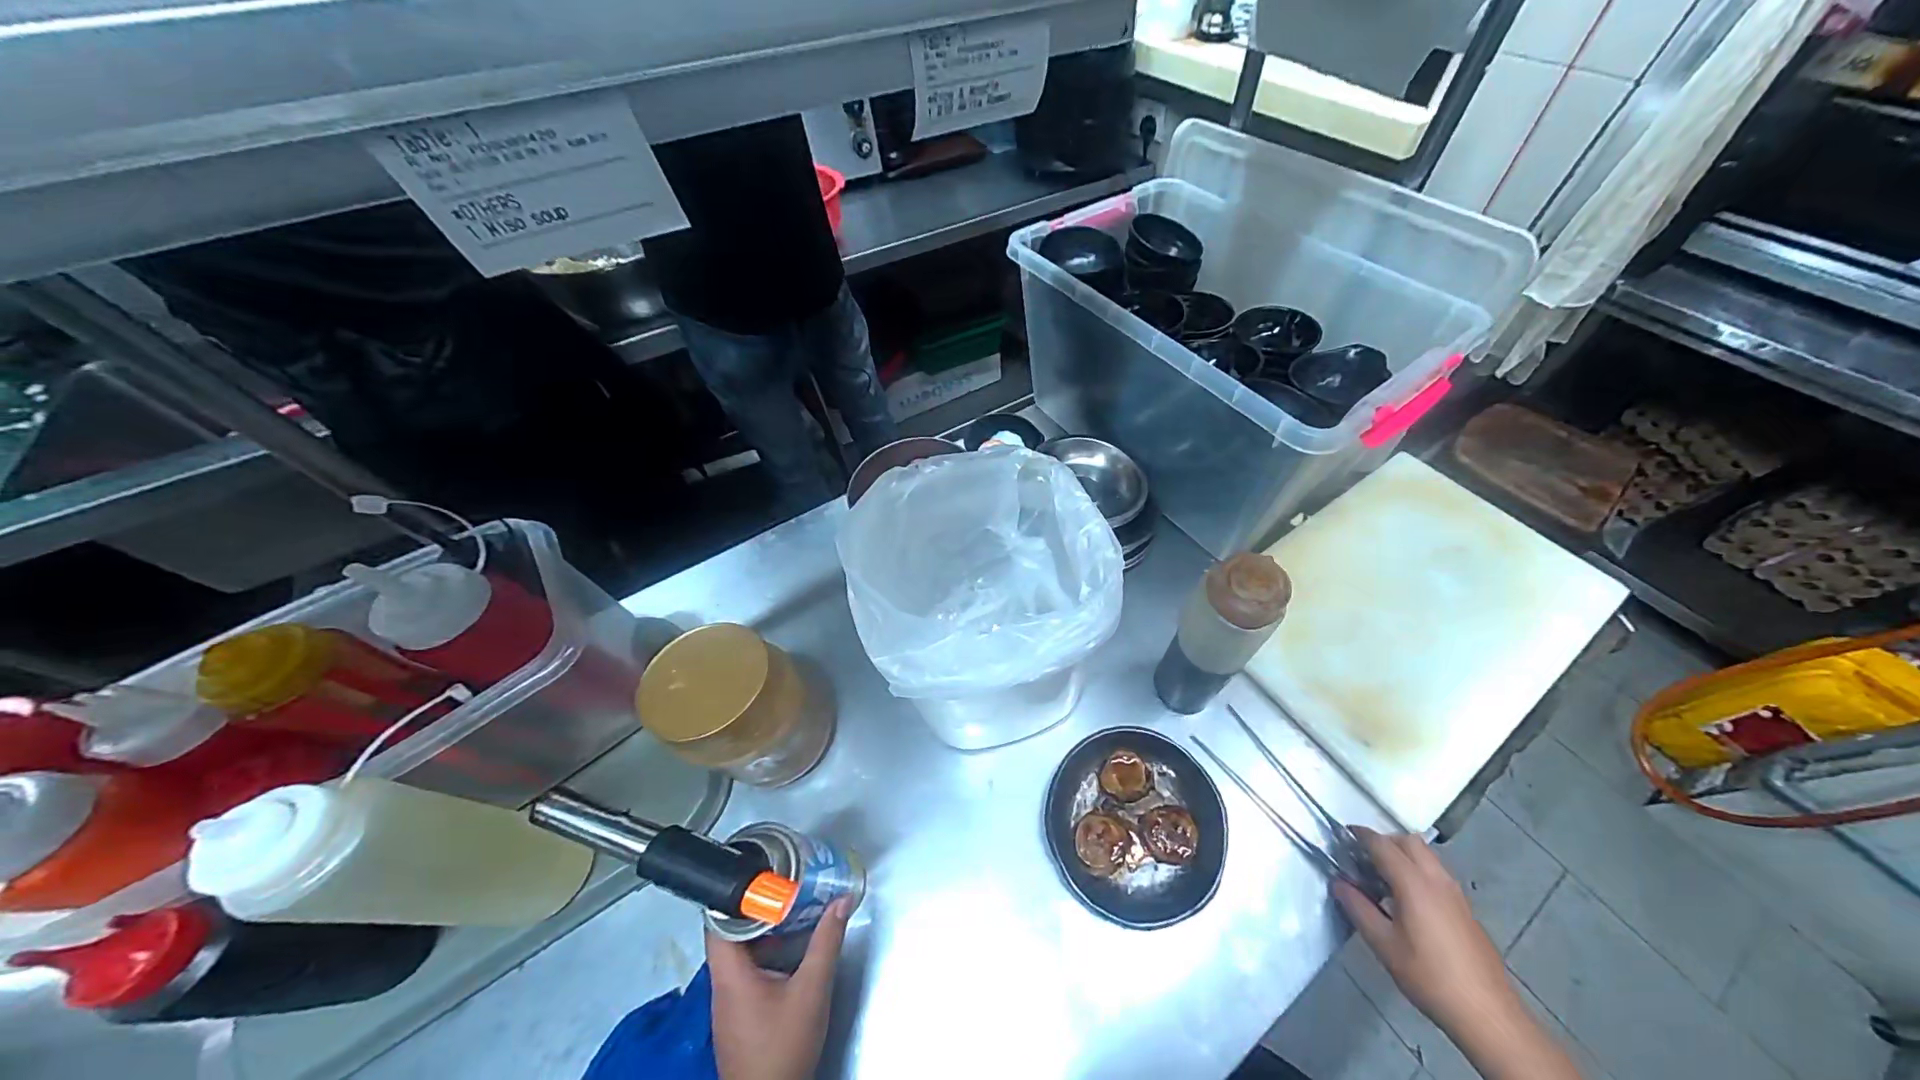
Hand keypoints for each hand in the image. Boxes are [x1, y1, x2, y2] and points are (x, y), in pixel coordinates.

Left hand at [708, 897, 854, 1079]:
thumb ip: (826, 943)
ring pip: (738, 953)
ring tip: (789, 909)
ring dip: (761, 930)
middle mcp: (722, 984)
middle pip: (729, 933)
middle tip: (781, 887)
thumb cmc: (783, 1047)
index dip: (735, 894)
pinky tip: (788, 948)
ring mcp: (728, 1002)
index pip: (716, 921)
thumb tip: (840, 903)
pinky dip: (764, 953)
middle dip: (755, 908)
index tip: (760, 875)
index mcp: (729, 973)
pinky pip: (745, 971)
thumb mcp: (812, 991)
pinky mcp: (737, 1015)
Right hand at [1331, 827, 1514, 1035]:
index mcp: (1414, 884)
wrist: (1486, 1013)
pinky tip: (1408, 901)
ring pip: (1428, 857)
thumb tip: (1339, 883)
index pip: (1383, 845)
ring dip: (1403, 855)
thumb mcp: (1383, 944)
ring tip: (1382, 878)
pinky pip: (1438, 875)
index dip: (1361, 835)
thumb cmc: (1428, 976)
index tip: (1342, 835)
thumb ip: (1358, 908)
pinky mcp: (1466, 911)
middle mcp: (1437, 881)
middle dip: (1384, 841)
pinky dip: (1418, 872)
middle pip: (1410, 842)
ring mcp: (1457, 895)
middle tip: (1362, 857)